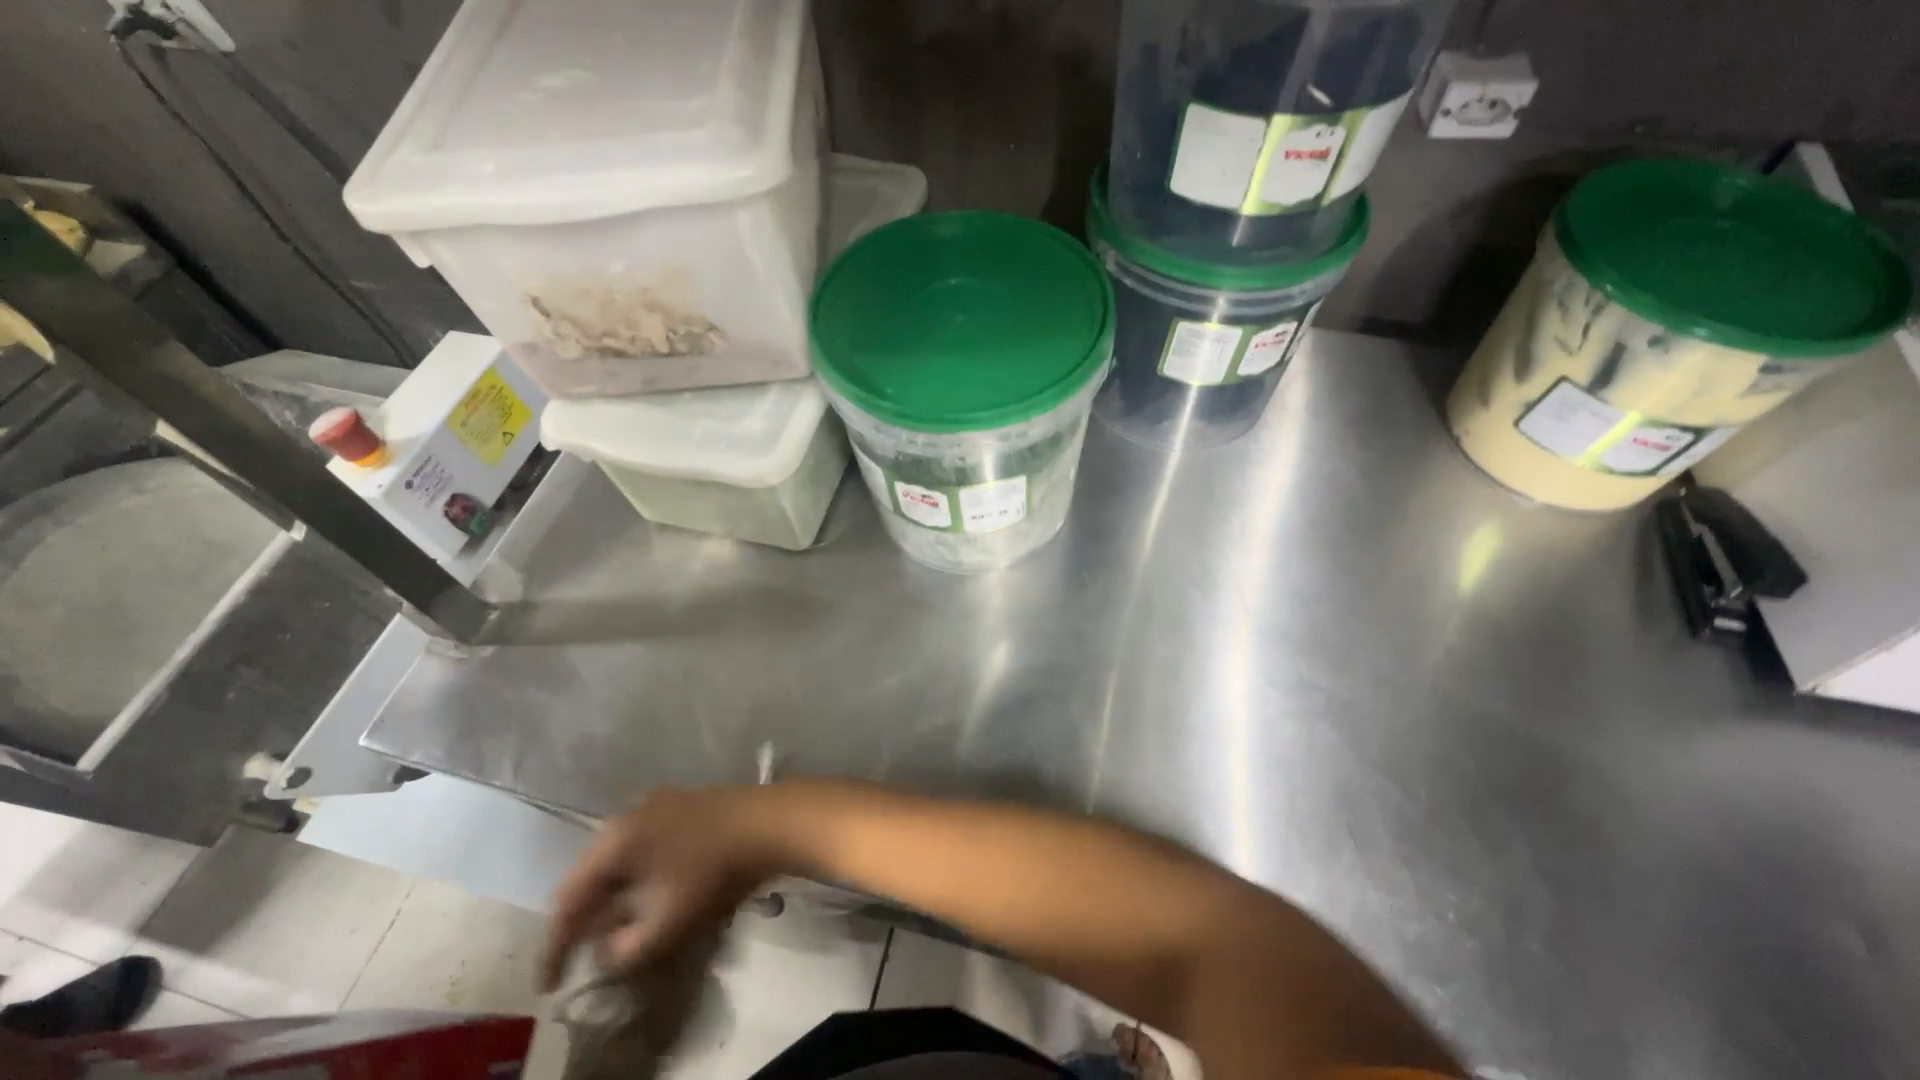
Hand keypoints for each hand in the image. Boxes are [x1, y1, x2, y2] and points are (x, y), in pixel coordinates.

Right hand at [541, 787, 779, 990]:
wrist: (771, 822)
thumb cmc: (714, 872)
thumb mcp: (667, 924)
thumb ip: (626, 949)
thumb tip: (606, 950)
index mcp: (613, 841)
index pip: (568, 898)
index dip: (555, 945)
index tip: (547, 983)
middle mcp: (626, 816)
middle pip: (590, 875)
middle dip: (585, 918)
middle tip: (583, 954)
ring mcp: (657, 805)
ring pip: (619, 860)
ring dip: (614, 896)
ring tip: (618, 929)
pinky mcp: (683, 807)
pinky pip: (644, 848)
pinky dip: (639, 877)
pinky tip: (654, 895)